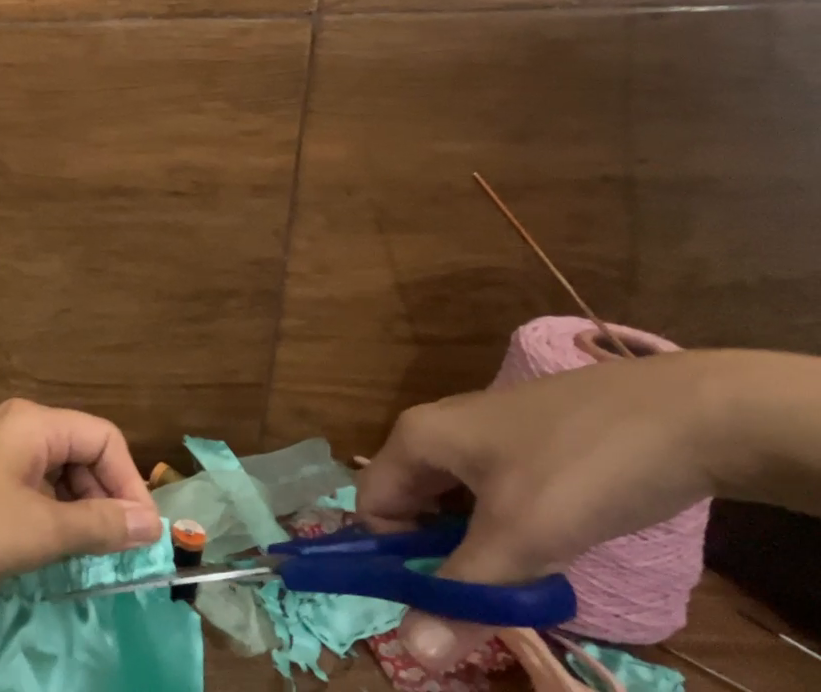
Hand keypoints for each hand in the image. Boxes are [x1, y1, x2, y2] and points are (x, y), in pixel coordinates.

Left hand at [0, 399, 162, 597]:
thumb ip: (101, 524)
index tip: (143, 537)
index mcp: (32, 422)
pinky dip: (47, 511)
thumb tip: (149, 524)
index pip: (103, 438)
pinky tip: (45, 545)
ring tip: (81, 552)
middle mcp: (13, 424)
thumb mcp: (43, 531)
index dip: (131, 484)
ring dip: (77, 508)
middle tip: (115, 549)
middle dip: (104, 497)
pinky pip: (28, 483)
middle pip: (80, 451)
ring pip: (54, 471)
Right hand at [356, 352, 726, 668]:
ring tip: (532, 572)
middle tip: (495, 594)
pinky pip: (495, 491)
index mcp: (415, 437)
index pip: (372, 507)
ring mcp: (485, 431)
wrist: (694, 412)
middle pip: (414, 504)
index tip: (447, 601)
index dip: (397, 558)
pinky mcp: (529, 439)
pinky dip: (513, 525)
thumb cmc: (583, 468)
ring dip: (483, 545)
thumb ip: (464, 592)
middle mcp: (437, 429)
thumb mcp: (522, 537)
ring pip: (459, 502)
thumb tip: (412, 654)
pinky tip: (557, 539)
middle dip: (444, 556)